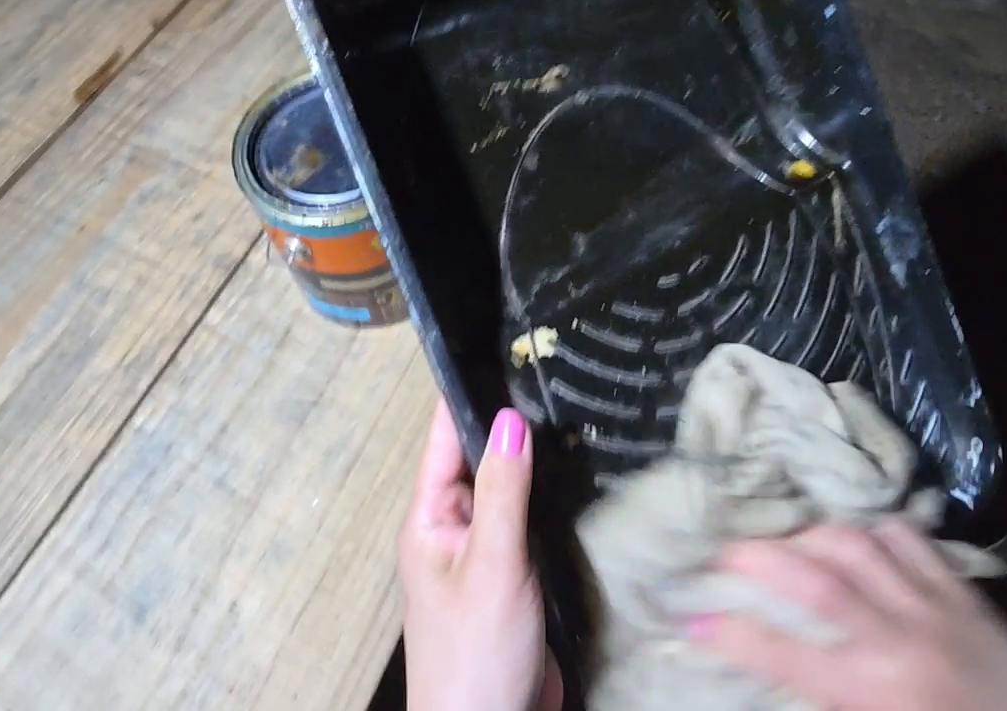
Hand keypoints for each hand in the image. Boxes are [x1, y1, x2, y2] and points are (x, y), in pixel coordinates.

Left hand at [399, 400, 561, 710]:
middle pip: (481, 460)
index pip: (445, 439)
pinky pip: (528, 522)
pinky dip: (547, 500)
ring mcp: (485, 550)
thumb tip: (508, 419)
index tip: (495, 351)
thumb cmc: (474, 655)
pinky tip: (575, 477)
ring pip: (509, 490)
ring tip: (568, 412)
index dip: (467, 396)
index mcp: (430, 517)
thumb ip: (502, 492)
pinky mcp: (514, 572)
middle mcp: (454, 526)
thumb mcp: (491, 564)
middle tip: (549, 376)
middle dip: (509, 425)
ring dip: (533, 463)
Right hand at [694, 522, 1006, 710]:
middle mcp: (900, 643)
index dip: (731, 636)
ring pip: (855, 544)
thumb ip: (831, 702)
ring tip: (783, 539)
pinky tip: (852, 536)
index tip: (688, 622)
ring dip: (808, 536)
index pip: (786, 657)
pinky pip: (908, 538)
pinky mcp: (963, 591)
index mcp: (878, 694)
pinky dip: (872, 529)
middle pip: (814, 581)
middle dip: (755, 560)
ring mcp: (934, 609)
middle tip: (719, 553)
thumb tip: (776, 669)